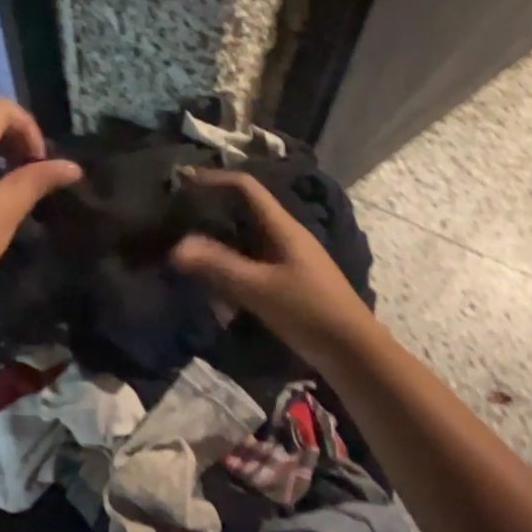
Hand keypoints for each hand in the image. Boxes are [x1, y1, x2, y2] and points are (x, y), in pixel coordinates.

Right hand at [171, 168, 370, 360]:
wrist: (355, 353)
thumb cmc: (310, 311)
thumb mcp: (259, 288)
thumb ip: (219, 266)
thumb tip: (176, 247)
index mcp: (282, 227)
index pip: (246, 187)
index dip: (214, 178)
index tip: (183, 181)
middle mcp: (285, 236)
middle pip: (242, 212)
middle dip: (210, 215)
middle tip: (176, 220)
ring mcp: (287, 259)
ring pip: (245, 242)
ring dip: (219, 249)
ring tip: (189, 259)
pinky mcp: (288, 281)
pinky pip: (251, 265)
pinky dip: (231, 271)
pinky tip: (217, 295)